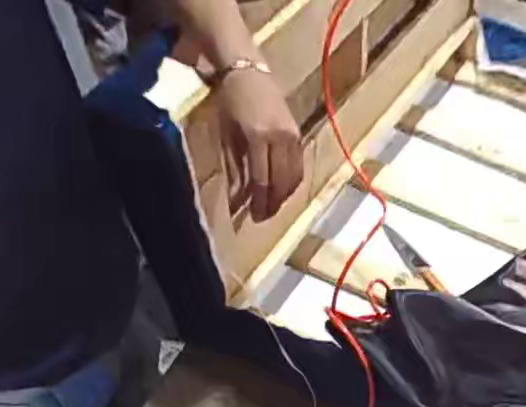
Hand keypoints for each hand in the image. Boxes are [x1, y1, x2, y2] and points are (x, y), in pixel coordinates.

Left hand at [214, 66, 302, 221]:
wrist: (247, 69)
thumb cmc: (231, 102)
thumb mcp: (227, 138)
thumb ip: (235, 172)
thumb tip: (236, 204)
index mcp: (258, 136)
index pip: (262, 180)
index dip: (259, 202)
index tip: (253, 218)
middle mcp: (279, 137)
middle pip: (280, 182)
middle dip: (271, 204)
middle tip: (262, 217)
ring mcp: (292, 135)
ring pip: (293, 177)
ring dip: (283, 196)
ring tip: (271, 206)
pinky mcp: (298, 134)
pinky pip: (298, 166)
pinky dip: (291, 183)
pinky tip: (281, 190)